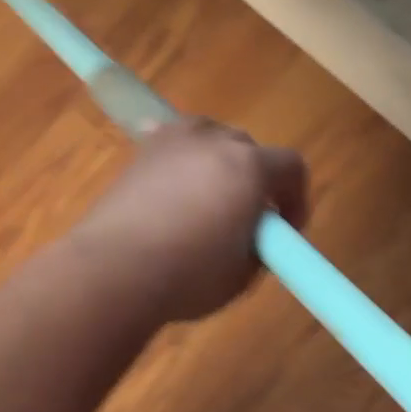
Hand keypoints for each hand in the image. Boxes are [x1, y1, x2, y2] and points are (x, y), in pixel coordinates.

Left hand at [71, 117, 307, 321]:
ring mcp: (173, 141)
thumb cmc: (189, 275)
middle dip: (255, 178)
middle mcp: (215, 141)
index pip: (291, 166)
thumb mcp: (243, 274)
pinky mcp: (140, 153)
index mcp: (250, 167)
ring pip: (208, 136)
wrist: (115, 270)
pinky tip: (172, 176)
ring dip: (217, 159)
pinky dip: (179, 157)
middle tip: (247, 216)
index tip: (287, 229)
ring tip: (210, 194)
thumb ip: (258, 246)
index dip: (296, 197)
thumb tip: (253, 238)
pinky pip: (170, 142)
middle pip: (248, 148)